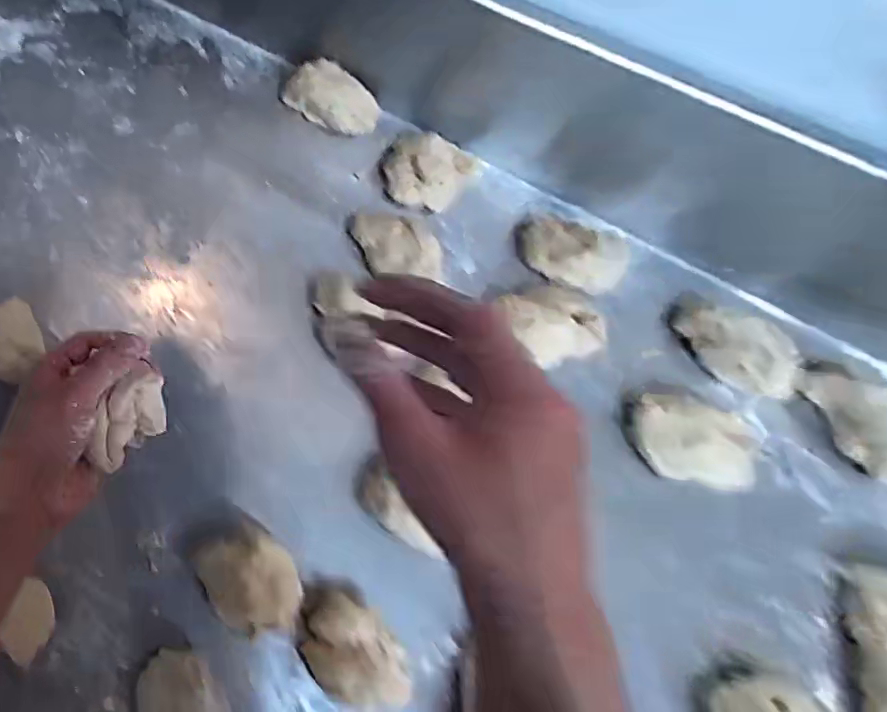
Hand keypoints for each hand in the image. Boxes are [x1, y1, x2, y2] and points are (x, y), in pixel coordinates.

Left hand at [0, 331, 150, 533]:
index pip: (87, 343)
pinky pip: (121, 427)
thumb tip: (137, 343)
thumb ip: (107, 365)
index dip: (113, 341)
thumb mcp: (76, 392)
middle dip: (129, 372)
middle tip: (154, 377)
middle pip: (107, 370)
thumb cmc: (47, 433)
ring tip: (149, 402)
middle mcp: (70, 389)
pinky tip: (142, 428)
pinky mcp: (99, 443)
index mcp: (55, 370)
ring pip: (117, 398)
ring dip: (132, 400)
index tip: (143, 348)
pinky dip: (130, 426)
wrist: (33, 492)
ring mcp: (85, 417)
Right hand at [327, 278, 589, 604]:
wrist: (531, 597)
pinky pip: (485, 400)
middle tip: (367, 307)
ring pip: (479, 372)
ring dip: (428, 353)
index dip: (416, 295)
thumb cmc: (470, 509)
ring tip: (378, 342)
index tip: (368, 289)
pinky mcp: (534, 452)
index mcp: (523, 388)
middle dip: (417, 319)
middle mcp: (541, 398)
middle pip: (476, 340)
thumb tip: (344, 334)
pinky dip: (443, 387)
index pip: (470, 316)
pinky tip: (406, 392)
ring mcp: (542, 427)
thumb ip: (378, 381)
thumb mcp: (413, 440)